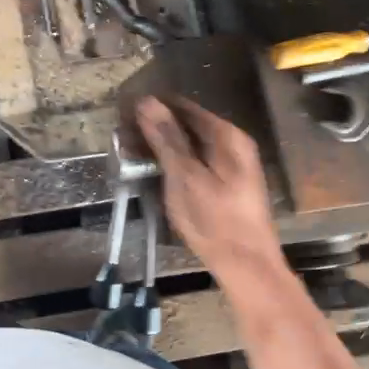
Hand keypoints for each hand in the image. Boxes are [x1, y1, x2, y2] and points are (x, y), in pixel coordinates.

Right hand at [134, 96, 286, 277]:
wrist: (247, 267)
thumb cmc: (215, 220)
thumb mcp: (185, 176)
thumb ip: (166, 138)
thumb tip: (146, 101)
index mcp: (227, 136)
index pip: (182, 106)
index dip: (152, 108)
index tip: (122, 114)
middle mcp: (231, 144)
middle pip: (185, 125)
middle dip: (153, 129)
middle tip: (121, 138)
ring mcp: (228, 164)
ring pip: (187, 145)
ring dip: (159, 147)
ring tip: (128, 154)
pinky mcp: (223, 184)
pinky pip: (192, 162)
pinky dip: (171, 163)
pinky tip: (150, 172)